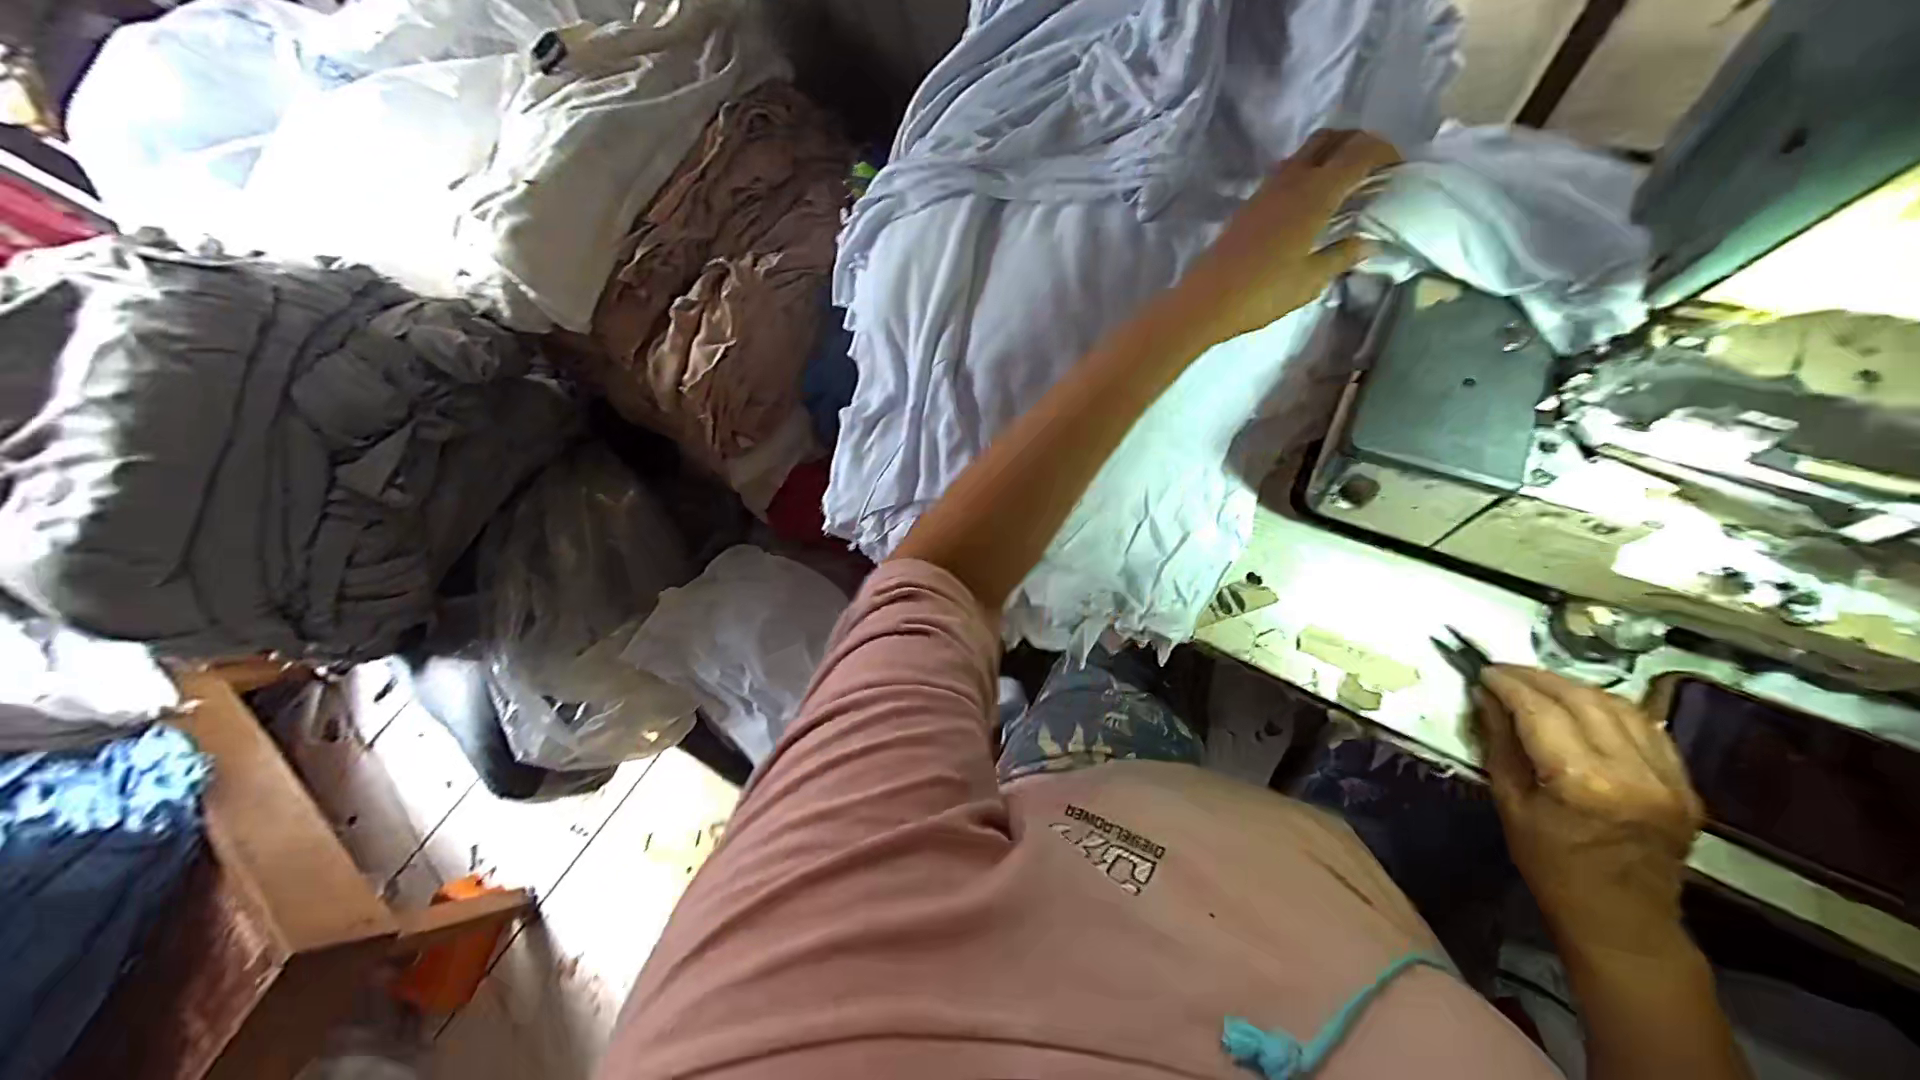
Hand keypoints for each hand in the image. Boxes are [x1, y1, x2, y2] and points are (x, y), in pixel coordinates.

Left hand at [1172, 128, 1400, 341]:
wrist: (1203, 302)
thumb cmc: (1261, 293)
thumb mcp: (1310, 280)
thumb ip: (1341, 256)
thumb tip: (1367, 242)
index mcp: (1315, 193)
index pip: (1360, 151)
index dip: (1385, 152)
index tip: (1398, 170)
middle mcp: (1291, 180)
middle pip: (1331, 138)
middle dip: (1357, 143)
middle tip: (1372, 170)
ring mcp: (1265, 190)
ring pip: (1305, 153)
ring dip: (1329, 157)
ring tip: (1342, 187)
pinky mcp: (1248, 205)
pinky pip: (1285, 174)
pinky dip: (1306, 174)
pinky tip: (1308, 204)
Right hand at [1475, 666, 1705, 960]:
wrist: (1622, 919)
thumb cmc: (1550, 865)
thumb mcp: (1510, 802)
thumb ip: (1501, 744)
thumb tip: (1487, 698)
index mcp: (1583, 783)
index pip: (1541, 711)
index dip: (1509, 684)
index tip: (1483, 671)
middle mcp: (1633, 773)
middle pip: (1583, 700)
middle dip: (1538, 678)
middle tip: (1504, 671)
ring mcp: (1668, 779)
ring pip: (1619, 707)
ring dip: (1574, 687)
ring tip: (1538, 683)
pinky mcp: (1685, 785)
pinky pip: (1647, 728)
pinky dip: (1610, 708)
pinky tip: (1583, 706)